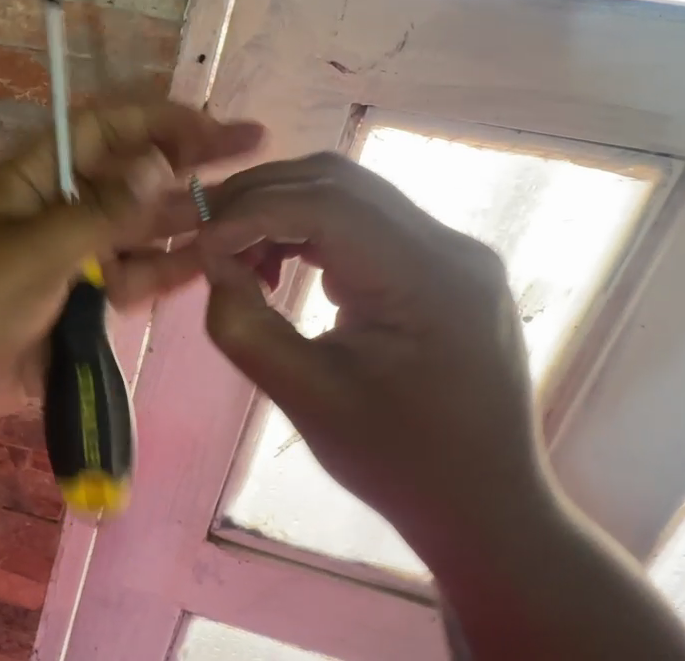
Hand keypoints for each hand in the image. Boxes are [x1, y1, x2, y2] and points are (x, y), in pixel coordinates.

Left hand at [0, 102, 264, 447]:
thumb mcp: (35, 250)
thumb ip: (102, 211)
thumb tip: (159, 160)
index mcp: (34, 175)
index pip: (104, 128)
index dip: (158, 120)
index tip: (214, 123)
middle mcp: (59, 203)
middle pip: (132, 171)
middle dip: (187, 158)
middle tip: (254, 147)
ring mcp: (75, 251)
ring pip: (141, 223)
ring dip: (188, 213)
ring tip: (251, 205)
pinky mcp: (85, 297)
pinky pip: (136, 272)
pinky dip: (171, 265)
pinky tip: (217, 255)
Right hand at [188, 152, 556, 556]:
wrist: (486, 505)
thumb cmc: (397, 462)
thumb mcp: (303, 397)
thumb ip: (242, 323)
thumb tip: (211, 260)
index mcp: (430, 280)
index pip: (326, 205)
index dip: (250, 213)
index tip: (198, 244)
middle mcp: (449, 246)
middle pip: (335, 180)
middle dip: (256, 197)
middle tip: (204, 236)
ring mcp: (448, 249)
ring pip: (343, 189)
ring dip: (277, 207)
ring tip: (235, 253)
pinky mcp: (435, 261)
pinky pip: (357, 217)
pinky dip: (302, 226)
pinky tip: (275, 264)